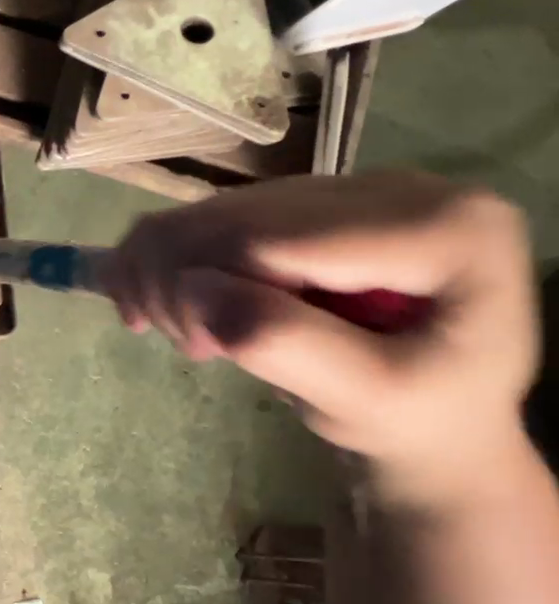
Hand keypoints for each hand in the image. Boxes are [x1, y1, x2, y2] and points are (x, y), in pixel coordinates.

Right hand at [102, 172, 536, 490]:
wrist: (441, 412)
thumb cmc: (417, 414)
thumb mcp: (368, 399)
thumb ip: (288, 343)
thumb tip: (191, 287)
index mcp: (439, 228)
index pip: (265, 240)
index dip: (206, 293)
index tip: (203, 354)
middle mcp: (391, 190)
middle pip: (227, 220)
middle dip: (175, 286)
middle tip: (191, 347)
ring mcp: (342, 191)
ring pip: (202, 216)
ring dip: (164, 278)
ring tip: (190, 332)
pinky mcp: (303, 204)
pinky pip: (201, 217)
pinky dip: (162, 263)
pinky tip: (174, 304)